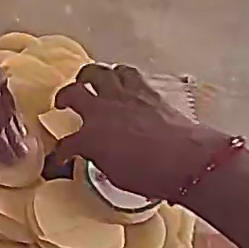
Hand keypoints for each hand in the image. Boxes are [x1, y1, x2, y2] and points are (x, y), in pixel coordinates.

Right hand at [51, 63, 239, 201]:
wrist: (187, 160)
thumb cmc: (150, 175)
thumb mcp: (115, 174)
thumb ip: (100, 158)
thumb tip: (97, 152)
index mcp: (90, 137)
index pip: (67, 144)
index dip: (61, 152)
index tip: (61, 156)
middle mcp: (102, 111)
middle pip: (73, 93)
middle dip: (64, 97)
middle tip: (62, 102)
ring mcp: (123, 96)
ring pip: (98, 72)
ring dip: (89, 76)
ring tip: (87, 80)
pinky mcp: (145, 90)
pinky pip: (126, 73)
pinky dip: (118, 75)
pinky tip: (119, 80)